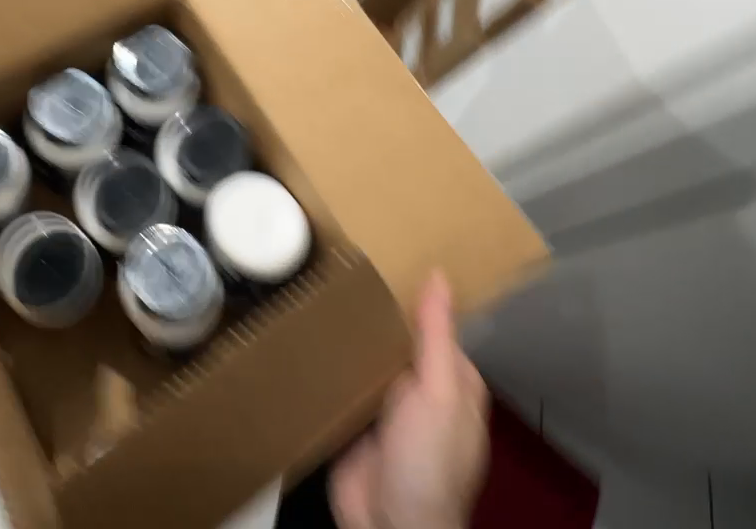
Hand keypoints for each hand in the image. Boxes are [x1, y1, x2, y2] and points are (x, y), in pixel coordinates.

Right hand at [329, 273, 489, 528]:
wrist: (388, 524)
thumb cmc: (427, 458)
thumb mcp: (438, 391)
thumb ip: (436, 335)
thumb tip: (439, 274)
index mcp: (451, 379)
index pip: (433, 322)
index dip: (412, 292)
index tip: (384, 254)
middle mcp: (419, 387)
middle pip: (395, 336)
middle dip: (372, 310)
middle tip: (337, 264)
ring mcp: (385, 404)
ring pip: (366, 356)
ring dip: (346, 335)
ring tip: (314, 289)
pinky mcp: (352, 418)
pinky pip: (340, 381)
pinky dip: (327, 363)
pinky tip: (304, 335)